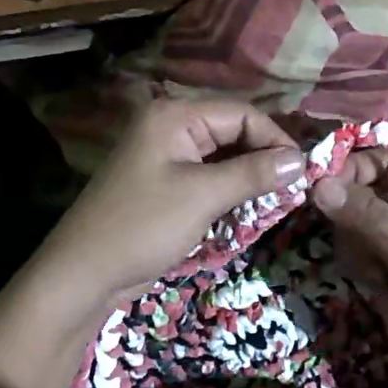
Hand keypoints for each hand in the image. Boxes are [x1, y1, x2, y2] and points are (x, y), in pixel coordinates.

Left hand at [38, 100, 302, 302]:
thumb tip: (300, 160)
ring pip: (223, 157)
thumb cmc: (143, 226)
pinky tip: (248, 210)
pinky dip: (230, 192)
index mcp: (174, 116)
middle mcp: (170, 127)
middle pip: (233, 132)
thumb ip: (253, 173)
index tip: (302, 172)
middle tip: (293, 189)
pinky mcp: (166, 185)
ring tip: (275, 201)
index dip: (275, 139)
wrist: (85, 273)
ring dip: (249, 178)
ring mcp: (166, 157)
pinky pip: (209, 178)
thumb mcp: (203, 196)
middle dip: (263, 159)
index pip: (241, 113)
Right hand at [312, 148, 387, 387]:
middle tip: (362, 244)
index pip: (382, 159)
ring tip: (379, 271)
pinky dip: (357, 264)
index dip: (351, 169)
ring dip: (355, 246)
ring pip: (349, 220)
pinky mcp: (383, 262)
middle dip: (352, 217)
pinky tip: (378, 284)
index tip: (318, 189)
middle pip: (360, 189)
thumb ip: (366, 214)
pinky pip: (352, 248)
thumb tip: (317, 183)